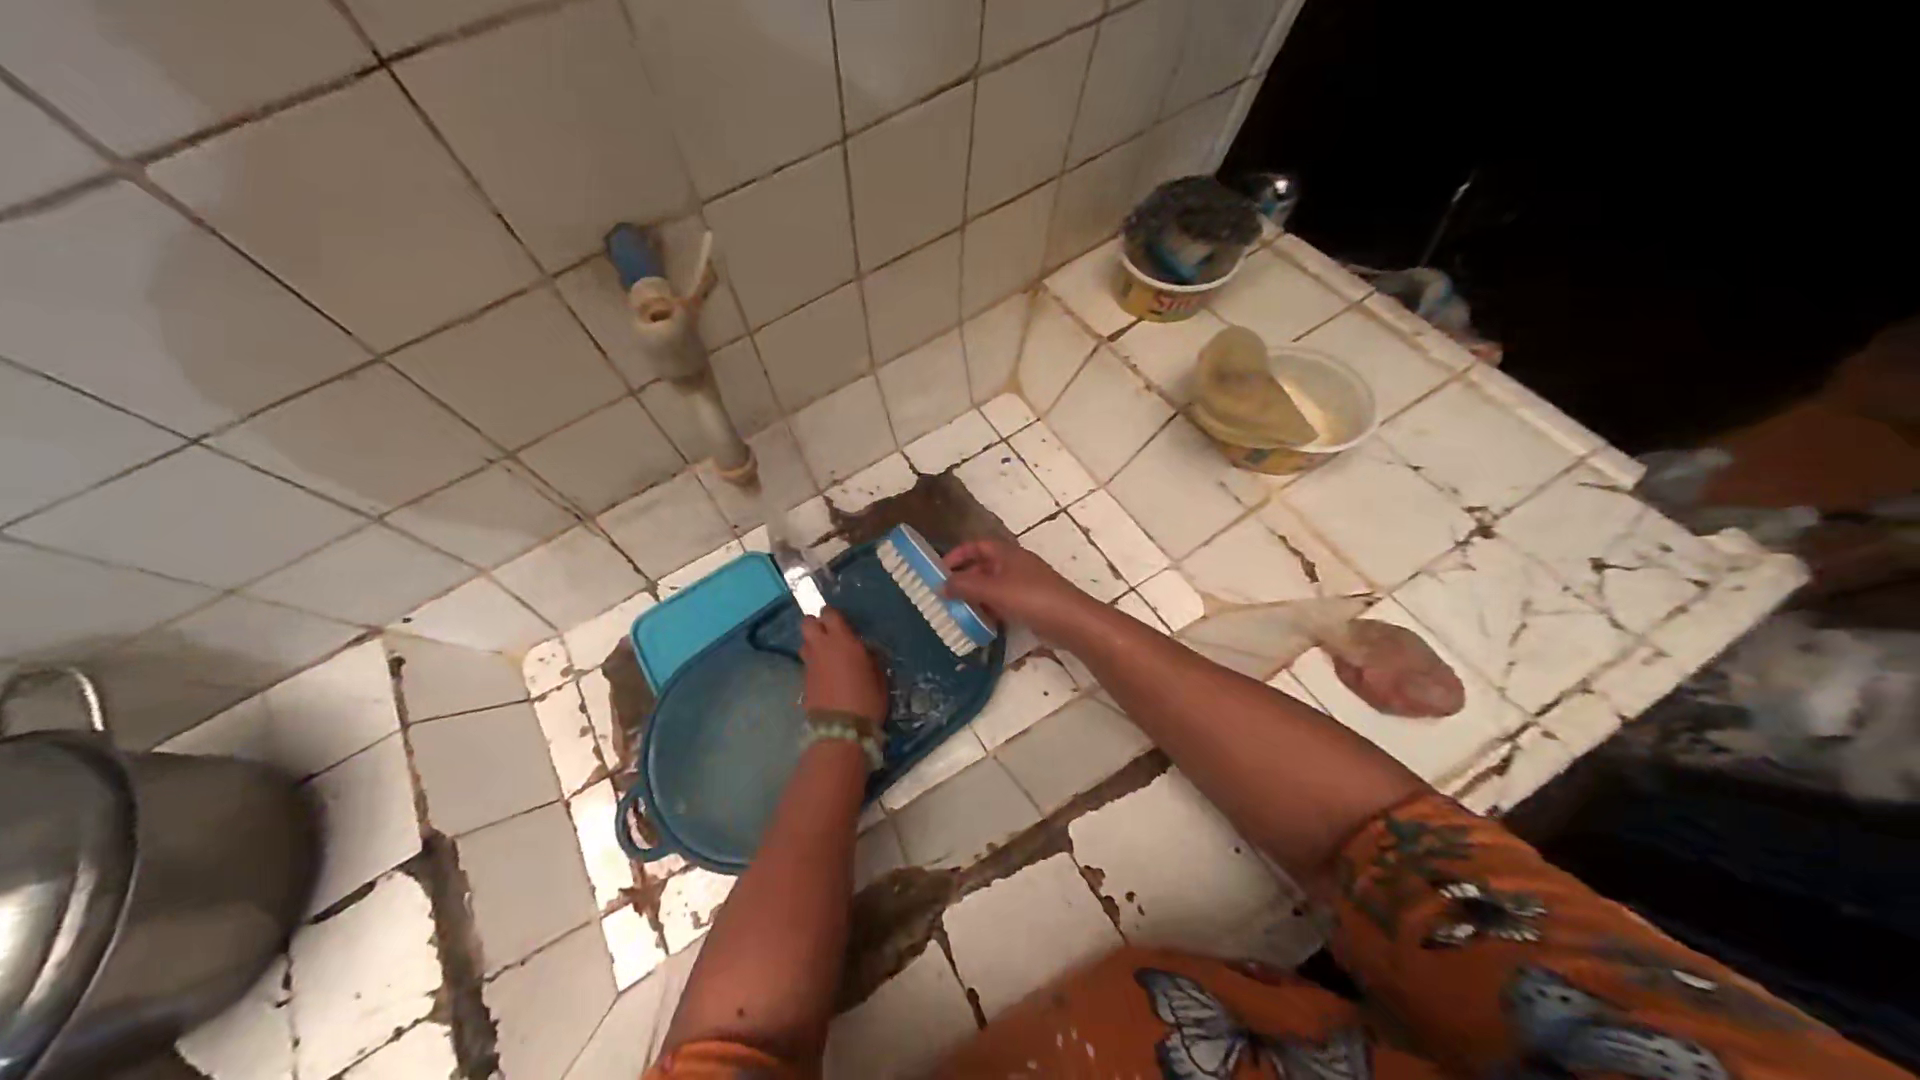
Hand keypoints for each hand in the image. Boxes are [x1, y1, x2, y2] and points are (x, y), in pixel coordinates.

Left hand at [799, 608, 887, 734]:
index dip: (833, 615)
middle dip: (816, 624)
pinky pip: (807, 662)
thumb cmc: (867, 700)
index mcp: (843, 641)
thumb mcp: (878, 676)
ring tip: (827, 655)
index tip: (842, 623)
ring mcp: (810, 663)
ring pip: (805, 642)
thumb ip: (869, 658)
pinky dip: (814, 663)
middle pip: (807, 623)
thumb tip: (864, 652)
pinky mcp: (803, 680)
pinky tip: (825, 674)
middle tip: (830, 635)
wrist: (840, 730)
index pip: (829, 614)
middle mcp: (822, 647)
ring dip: (813, 644)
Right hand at [942, 538, 1098, 639]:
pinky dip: (990, 609)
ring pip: (992, 586)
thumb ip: (965, 586)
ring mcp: (1024, 585)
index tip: (940, 570)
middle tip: (945, 595)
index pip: (976, 545)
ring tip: (957, 611)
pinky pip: (1003, 602)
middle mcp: (1015, 565)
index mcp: (1007, 553)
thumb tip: (941, 585)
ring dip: (975, 596)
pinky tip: (981, 623)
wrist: (1071, 621)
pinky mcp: (1030, 604)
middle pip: (983, 566)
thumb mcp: (993, 590)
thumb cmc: (1030, 598)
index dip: (957, 554)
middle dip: (963, 578)